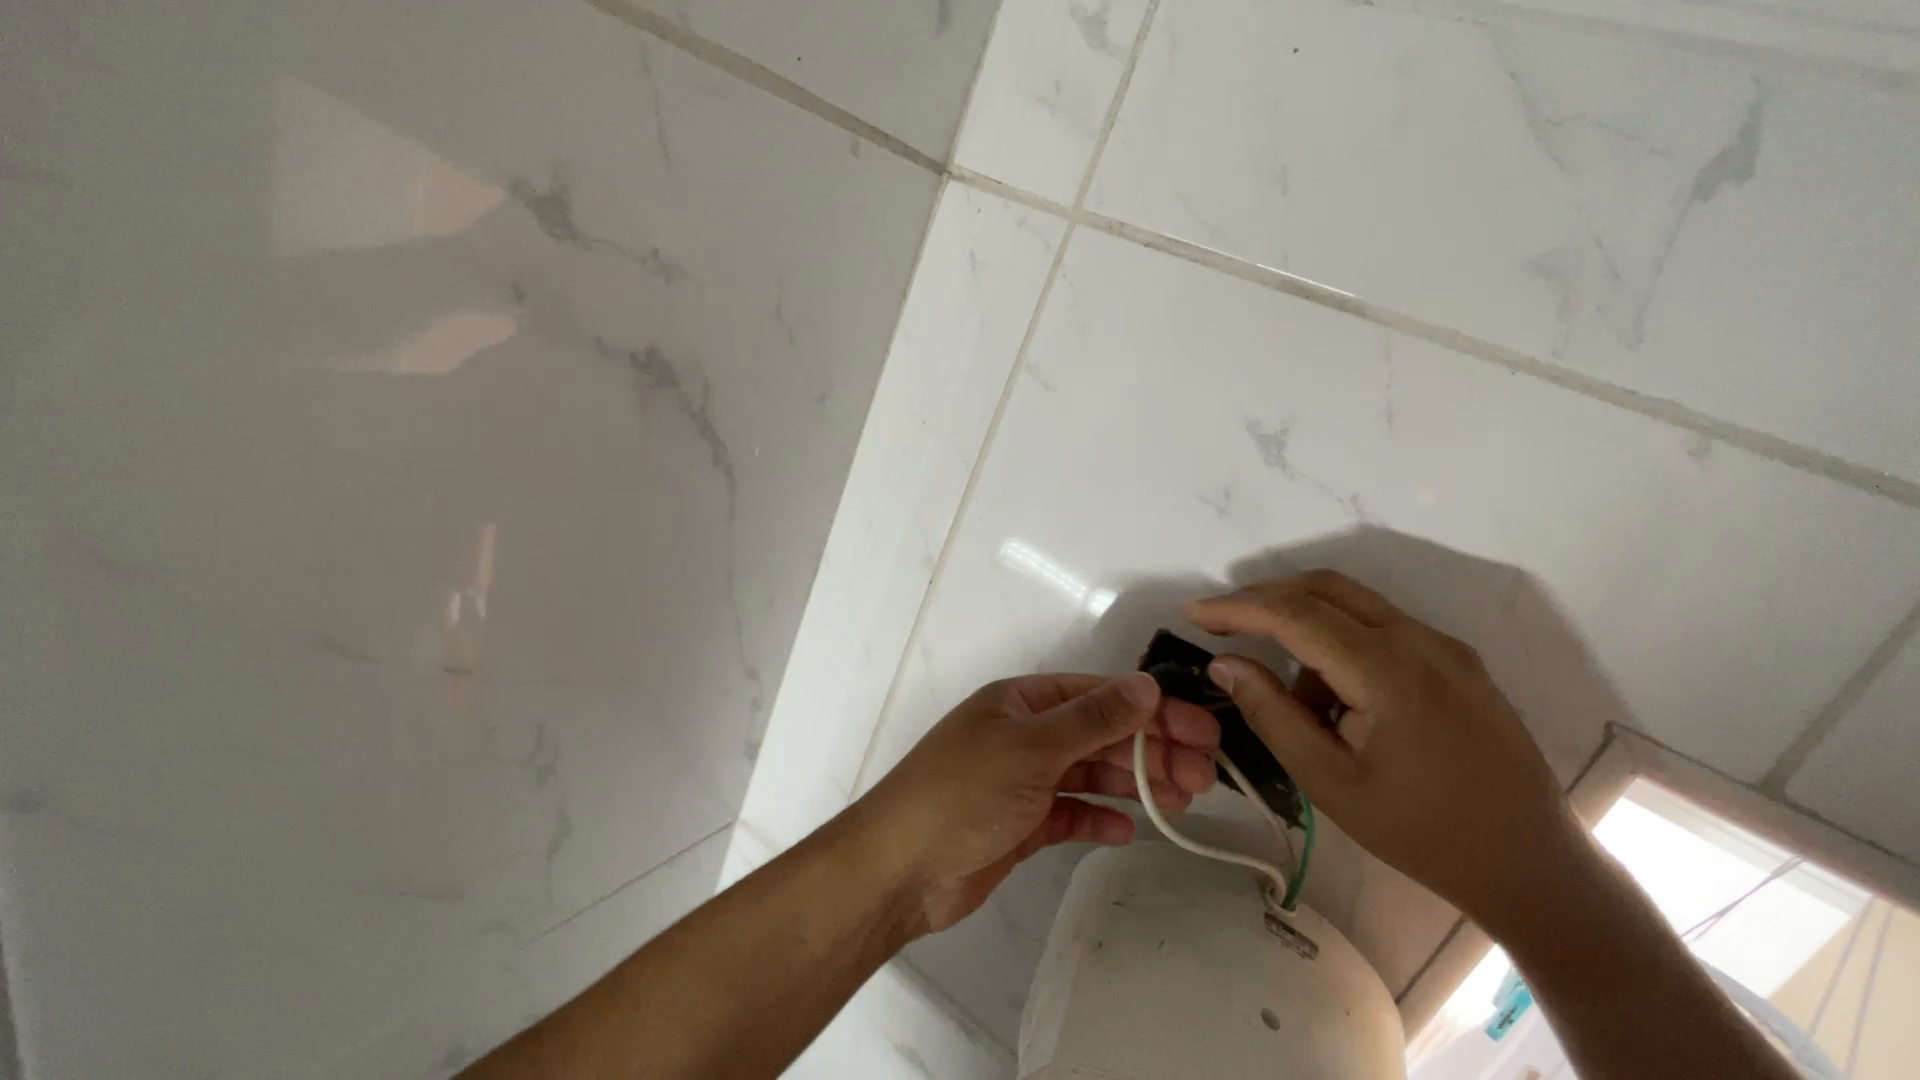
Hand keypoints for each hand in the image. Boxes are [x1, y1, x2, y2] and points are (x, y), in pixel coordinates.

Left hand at [850, 673, 1220, 935]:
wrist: (899, 871)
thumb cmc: (961, 795)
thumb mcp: (1030, 749)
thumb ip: (1092, 720)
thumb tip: (1147, 685)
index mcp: (1021, 703)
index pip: (1100, 696)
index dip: (1153, 710)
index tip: (1202, 732)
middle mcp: (1024, 735)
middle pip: (1100, 734)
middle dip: (1152, 750)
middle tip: (1204, 776)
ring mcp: (1022, 781)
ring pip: (1090, 774)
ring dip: (1134, 784)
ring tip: (1181, 801)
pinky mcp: (1021, 824)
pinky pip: (1071, 814)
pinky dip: (1098, 818)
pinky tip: (1126, 830)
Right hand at [1186, 571, 1587, 927]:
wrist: (1532, 864)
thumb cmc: (1422, 832)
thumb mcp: (1330, 782)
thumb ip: (1272, 714)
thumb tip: (1225, 664)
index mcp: (1389, 670)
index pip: (1295, 614)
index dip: (1236, 608)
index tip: (1191, 614)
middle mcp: (1420, 640)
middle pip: (1326, 588)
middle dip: (1266, 598)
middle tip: (1221, 626)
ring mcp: (1445, 647)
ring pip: (1355, 605)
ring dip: (1305, 626)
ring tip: (1290, 699)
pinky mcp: (1458, 663)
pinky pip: (1383, 630)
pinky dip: (1341, 645)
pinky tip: (1335, 702)